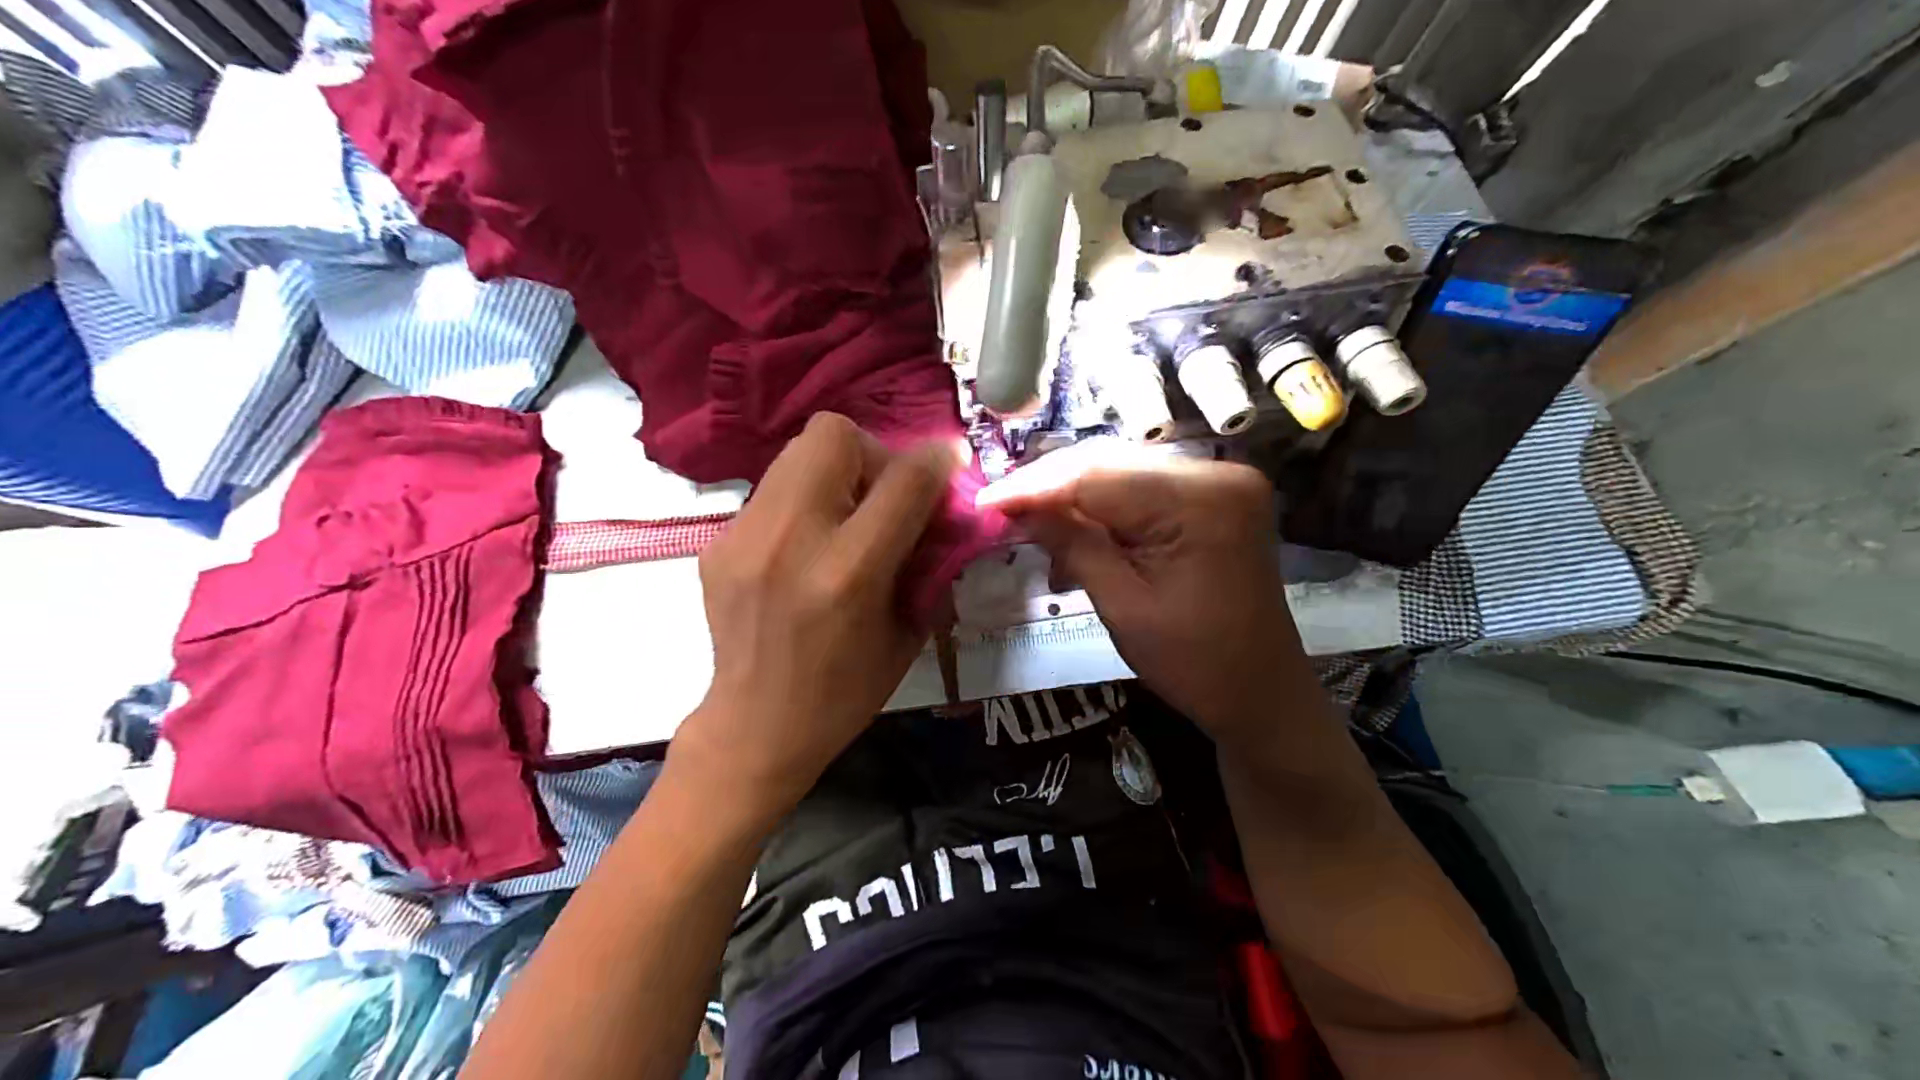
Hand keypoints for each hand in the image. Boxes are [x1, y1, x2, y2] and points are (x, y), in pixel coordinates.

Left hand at [674, 413, 954, 822]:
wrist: (756, 726)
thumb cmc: (846, 691)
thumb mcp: (908, 631)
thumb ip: (928, 559)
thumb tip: (942, 504)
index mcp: (849, 572)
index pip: (905, 480)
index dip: (938, 460)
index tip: (949, 462)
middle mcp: (791, 540)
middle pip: (833, 435)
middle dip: (871, 454)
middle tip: (879, 497)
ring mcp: (743, 537)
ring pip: (796, 452)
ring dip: (833, 473)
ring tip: (840, 519)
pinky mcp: (716, 543)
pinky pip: (771, 492)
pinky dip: (799, 505)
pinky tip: (802, 549)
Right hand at [977, 440, 1306, 746]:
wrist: (1261, 693)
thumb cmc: (1194, 663)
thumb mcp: (1122, 605)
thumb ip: (1071, 544)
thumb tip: (1014, 504)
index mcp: (1200, 501)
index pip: (1096, 477)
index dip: (1035, 487)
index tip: (986, 501)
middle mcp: (1217, 474)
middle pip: (1111, 465)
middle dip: (1052, 486)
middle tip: (1000, 507)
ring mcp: (1220, 483)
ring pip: (1124, 473)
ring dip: (1075, 496)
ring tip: (1030, 521)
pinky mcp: (1215, 498)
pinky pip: (1145, 490)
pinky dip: (1106, 507)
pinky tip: (1075, 529)